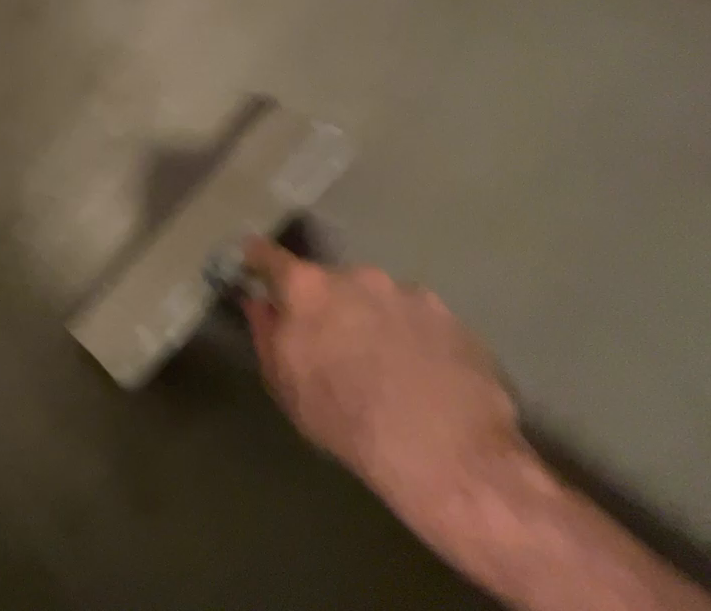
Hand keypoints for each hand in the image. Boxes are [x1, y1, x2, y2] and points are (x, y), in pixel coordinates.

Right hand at [241, 237, 527, 518]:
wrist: (447, 455)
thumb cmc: (344, 417)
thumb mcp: (283, 382)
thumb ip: (266, 332)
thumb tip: (260, 303)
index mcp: (307, 287)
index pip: (268, 255)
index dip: (257, 260)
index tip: (252, 266)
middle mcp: (359, 277)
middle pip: (330, 280)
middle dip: (326, 301)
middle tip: (330, 338)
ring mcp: (413, 296)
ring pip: (379, 299)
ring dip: (372, 318)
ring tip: (384, 362)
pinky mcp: (458, 322)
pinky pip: (420, 321)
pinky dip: (413, 337)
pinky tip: (421, 375)